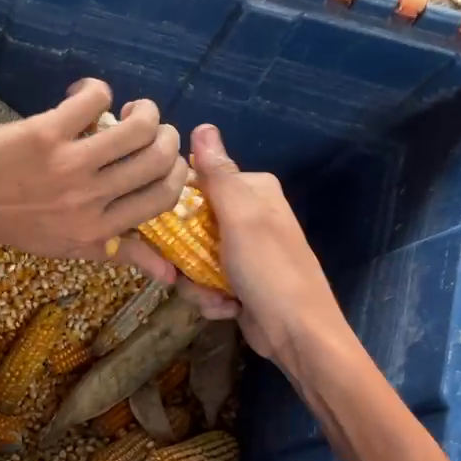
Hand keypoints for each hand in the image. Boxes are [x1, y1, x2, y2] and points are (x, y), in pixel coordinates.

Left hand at [0, 79, 187, 267]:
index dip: (176, 172)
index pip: (163, 198)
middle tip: (145, 128)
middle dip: (166, 136)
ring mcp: (69, 167)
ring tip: (125, 108)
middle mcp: (89, 201)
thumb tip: (170, 276)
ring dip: (143, 108)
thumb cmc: (7, 224)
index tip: (162, 158)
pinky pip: (96, 98)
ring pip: (140, 126)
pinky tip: (79, 95)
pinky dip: (96, 89)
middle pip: (160, 159)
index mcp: (97, 231)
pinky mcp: (46, 134)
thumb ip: (117, 253)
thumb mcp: (66, 248)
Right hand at [190, 124, 349, 362]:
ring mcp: (243, 252)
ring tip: (217, 298)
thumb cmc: (270, 271)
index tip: (162, 230)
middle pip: (189, 226)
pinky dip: (210, 300)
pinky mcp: (238, 282)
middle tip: (184, 272)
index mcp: (253, 192)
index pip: (197, 184)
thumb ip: (218, 175)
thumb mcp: (241, 218)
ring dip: (197, 284)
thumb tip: (201, 126)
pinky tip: (227, 309)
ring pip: (192, 259)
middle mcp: (248, 216)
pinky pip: (205, 284)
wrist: (298, 334)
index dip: (175, 208)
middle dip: (184, 256)